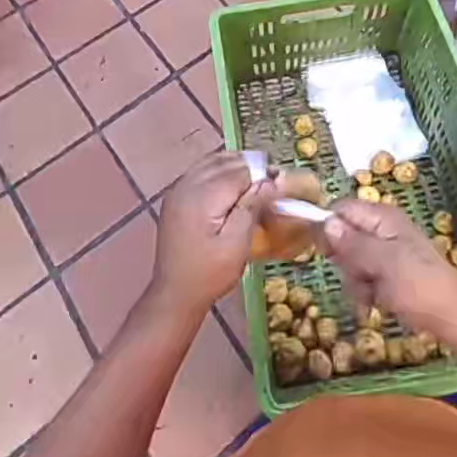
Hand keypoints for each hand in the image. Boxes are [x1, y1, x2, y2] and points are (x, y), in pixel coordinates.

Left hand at [150, 151, 264, 316]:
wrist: (175, 294)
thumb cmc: (209, 274)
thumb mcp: (237, 244)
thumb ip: (251, 207)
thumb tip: (270, 180)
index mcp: (201, 197)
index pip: (238, 171)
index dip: (261, 174)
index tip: (280, 181)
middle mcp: (186, 186)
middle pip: (224, 162)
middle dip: (249, 166)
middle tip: (271, 180)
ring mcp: (177, 190)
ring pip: (211, 162)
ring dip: (234, 165)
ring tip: (255, 178)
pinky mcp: (175, 197)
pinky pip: (200, 171)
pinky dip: (218, 169)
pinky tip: (232, 182)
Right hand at [323, 200, 456, 333]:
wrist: (453, 318)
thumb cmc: (420, 286)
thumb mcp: (383, 262)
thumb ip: (353, 243)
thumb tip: (326, 222)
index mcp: (382, 218)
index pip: (342, 210)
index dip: (329, 227)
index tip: (327, 252)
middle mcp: (381, 230)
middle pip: (343, 237)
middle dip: (345, 261)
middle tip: (360, 275)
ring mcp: (385, 253)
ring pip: (350, 262)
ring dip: (355, 281)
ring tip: (373, 293)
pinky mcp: (387, 274)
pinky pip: (362, 278)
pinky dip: (365, 292)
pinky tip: (377, 302)